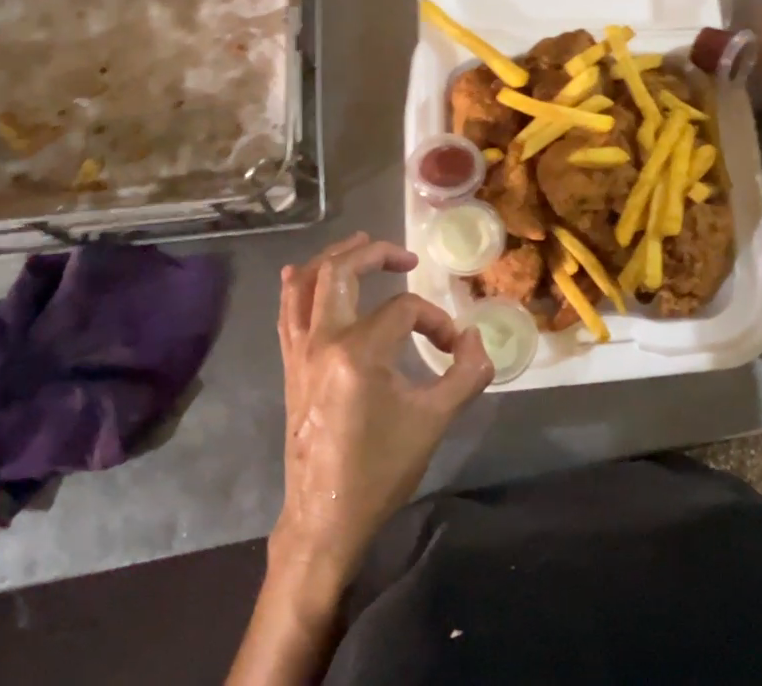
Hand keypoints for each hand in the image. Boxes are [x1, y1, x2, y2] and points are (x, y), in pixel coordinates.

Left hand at [272, 233, 494, 576]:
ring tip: (359, 246)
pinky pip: (288, 313)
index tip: (454, 349)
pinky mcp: (291, 368)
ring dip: (334, 259)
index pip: (405, 310)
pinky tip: (302, 274)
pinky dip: (298, 288)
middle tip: (405, 257)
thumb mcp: (437, 419)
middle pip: (341, 272)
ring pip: (307, 285)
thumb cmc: (383, 468)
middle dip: (375, 254)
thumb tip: (473, 340)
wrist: (327, 515)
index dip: (437, 321)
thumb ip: (468, 373)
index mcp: (359, 352)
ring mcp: (300, 353)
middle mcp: (324, 341)